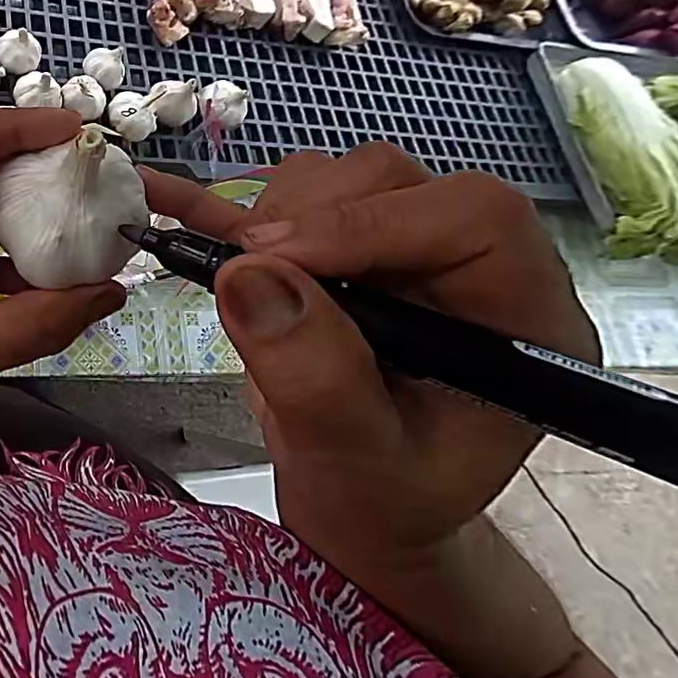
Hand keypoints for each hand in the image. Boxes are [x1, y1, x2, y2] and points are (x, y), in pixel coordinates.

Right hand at [142, 144, 598, 576]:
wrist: (357, 498)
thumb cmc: (379, 497)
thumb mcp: (355, 458)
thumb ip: (315, 376)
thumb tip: (245, 273)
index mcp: (514, 314)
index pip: (469, 219)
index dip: (366, 223)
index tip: (270, 262)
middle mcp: (461, 265)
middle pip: (393, 182)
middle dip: (307, 216)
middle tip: (244, 268)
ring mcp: (393, 249)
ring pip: (337, 178)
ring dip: (273, 214)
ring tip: (239, 271)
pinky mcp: (333, 250)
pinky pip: (280, 203)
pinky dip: (219, 203)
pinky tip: (163, 193)